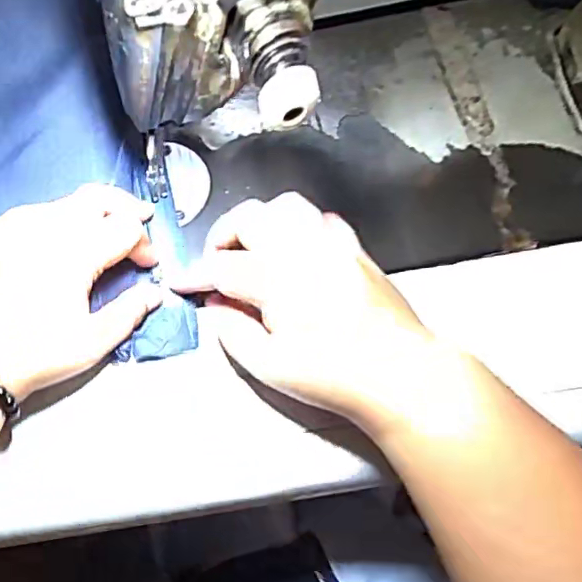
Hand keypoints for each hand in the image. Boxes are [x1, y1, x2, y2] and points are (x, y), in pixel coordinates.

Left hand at [0, 184, 165, 397]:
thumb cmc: (38, 352)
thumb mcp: (94, 340)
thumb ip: (129, 312)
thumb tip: (153, 294)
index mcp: (76, 252)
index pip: (124, 228)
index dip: (144, 244)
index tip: (149, 266)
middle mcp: (50, 229)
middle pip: (98, 198)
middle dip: (125, 208)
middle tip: (143, 219)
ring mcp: (24, 227)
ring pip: (70, 200)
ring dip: (97, 211)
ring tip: (111, 229)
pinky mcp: (6, 235)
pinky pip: (42, 209)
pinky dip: (63, 214)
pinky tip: (68, 235)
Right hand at [176, 192, 469, 432]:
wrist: (398, 373)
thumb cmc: (335, 375)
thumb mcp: (268, 366)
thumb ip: (232, 331)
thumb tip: (216, 308)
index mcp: (276, 277)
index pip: (221, 266)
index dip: (196, 275)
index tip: (184, 283)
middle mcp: (303, 249)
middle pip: (250, 218)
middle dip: (222, 235)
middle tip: (214, 263)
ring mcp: (332, 245)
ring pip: (286, 207)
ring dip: (259, 223)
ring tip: (250, 251)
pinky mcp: (354, 251)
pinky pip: (319, 220)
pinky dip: (296, 229)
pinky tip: (292, 252)